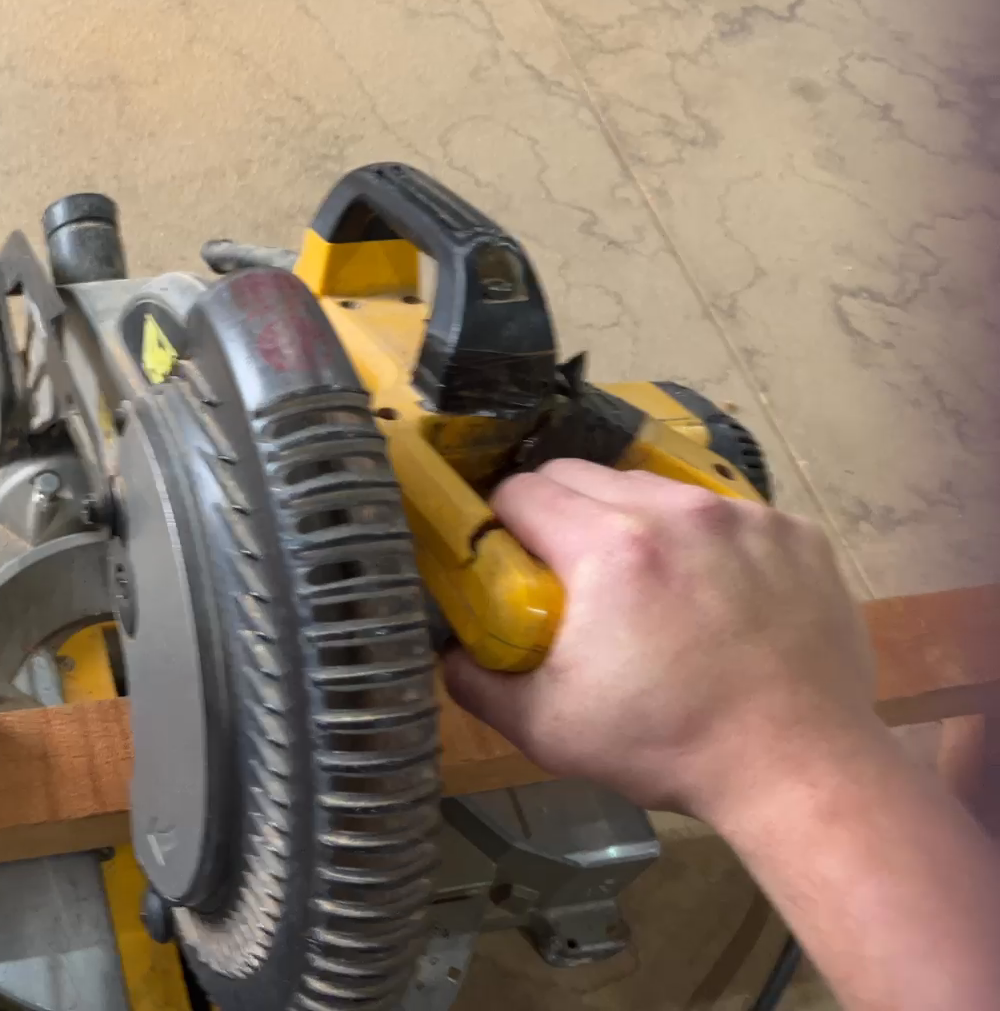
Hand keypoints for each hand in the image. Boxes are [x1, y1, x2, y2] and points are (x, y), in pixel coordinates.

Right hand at [444, 459, 878, 818]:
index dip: (498, 522)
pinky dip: (685, 529)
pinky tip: (695, 580)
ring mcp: (743, 517)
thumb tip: (444, 647)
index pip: (519, 490)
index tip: (506, 560)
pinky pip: (708, 504)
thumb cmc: (662, 744)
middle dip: (548, 509)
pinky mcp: (792, 531)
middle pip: (573, 473)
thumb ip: (470, 679)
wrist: (805, 776)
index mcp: (607, 549)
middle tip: (555, 565)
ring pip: (640, 481)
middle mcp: (675, 513)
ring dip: (614, 513)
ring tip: (627, 571)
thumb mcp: (538, 725)